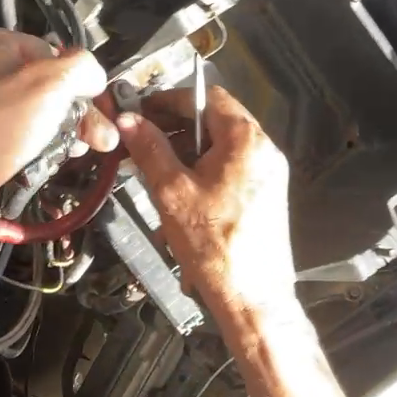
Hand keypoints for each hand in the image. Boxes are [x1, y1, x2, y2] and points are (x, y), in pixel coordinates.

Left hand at [0, 30, 118, 239]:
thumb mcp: (44, 87)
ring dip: (56, 135)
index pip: (52, 52)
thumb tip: (91, 71)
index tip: (103, 113)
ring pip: (28, 115)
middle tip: (100, 143)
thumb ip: (76, 70)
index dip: (81, 82)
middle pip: (42, 85)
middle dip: (75, 114)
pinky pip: (7, 139)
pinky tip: (42, 166)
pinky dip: (29, 151)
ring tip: (73, 156)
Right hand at [115, 86, 298, 331]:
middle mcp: (264, 151)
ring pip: (220, 148)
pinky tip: (177, 198)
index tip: (142, 111)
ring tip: (154, 173)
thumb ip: (149, 150)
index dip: (171, 99)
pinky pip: (229, 171)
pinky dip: (201, 173)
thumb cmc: (211, 243)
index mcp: (246, 141)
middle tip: (141, 141)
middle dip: (174, 128)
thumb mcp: (171, 192)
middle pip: (215, 121)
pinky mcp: (265, 198)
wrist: (252, 299)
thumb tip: (128, 119)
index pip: (208, 97)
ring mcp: (268, 175)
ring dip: (185, 153)